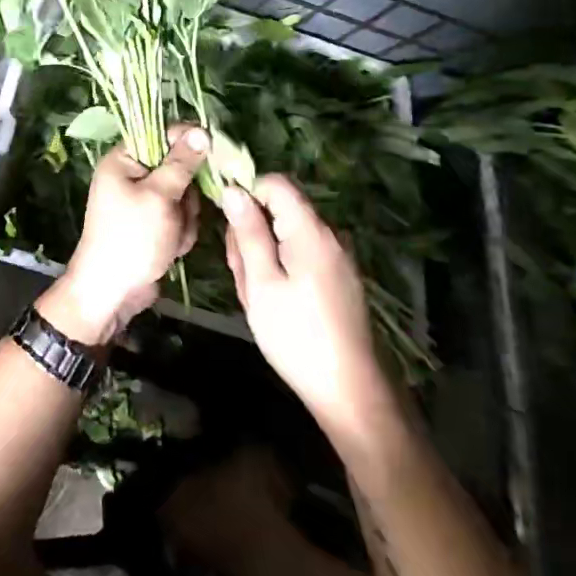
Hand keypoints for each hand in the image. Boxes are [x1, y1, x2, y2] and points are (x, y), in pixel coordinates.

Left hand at [39, 125, 208, 343]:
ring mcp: (143, 202)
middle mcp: (131, 176)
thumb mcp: (159, 197)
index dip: (187, 141)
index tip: (212, 151)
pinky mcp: (153, 224)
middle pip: (179, 168)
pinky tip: (171, 249)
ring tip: (172, 236)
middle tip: (179, 211)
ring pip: (185, 196)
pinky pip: (180, 218)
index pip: (160, 134)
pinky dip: (181, 233)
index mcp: (123, 160)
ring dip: (185, 218)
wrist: (113, 292)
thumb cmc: (131, 238)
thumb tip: (200, 131)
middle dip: (186, 194)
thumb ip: (181, 163)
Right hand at [221, 175, 401, 450]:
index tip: (226, 222)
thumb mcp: (260, 283)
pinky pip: (301, 254)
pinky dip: (280, 267)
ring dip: (263, 253)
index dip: (247, 192)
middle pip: (280, 209)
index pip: (276, 183)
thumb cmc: (296, 336)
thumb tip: (233, 190)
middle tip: (240, 271)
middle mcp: (329, 235)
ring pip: (287, 234)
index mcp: (310, 231)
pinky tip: (274, 301)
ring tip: (255, 293)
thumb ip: (247, 233)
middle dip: (252, 231)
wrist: (349, 392)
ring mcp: (337, 258)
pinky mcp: (339, 278)